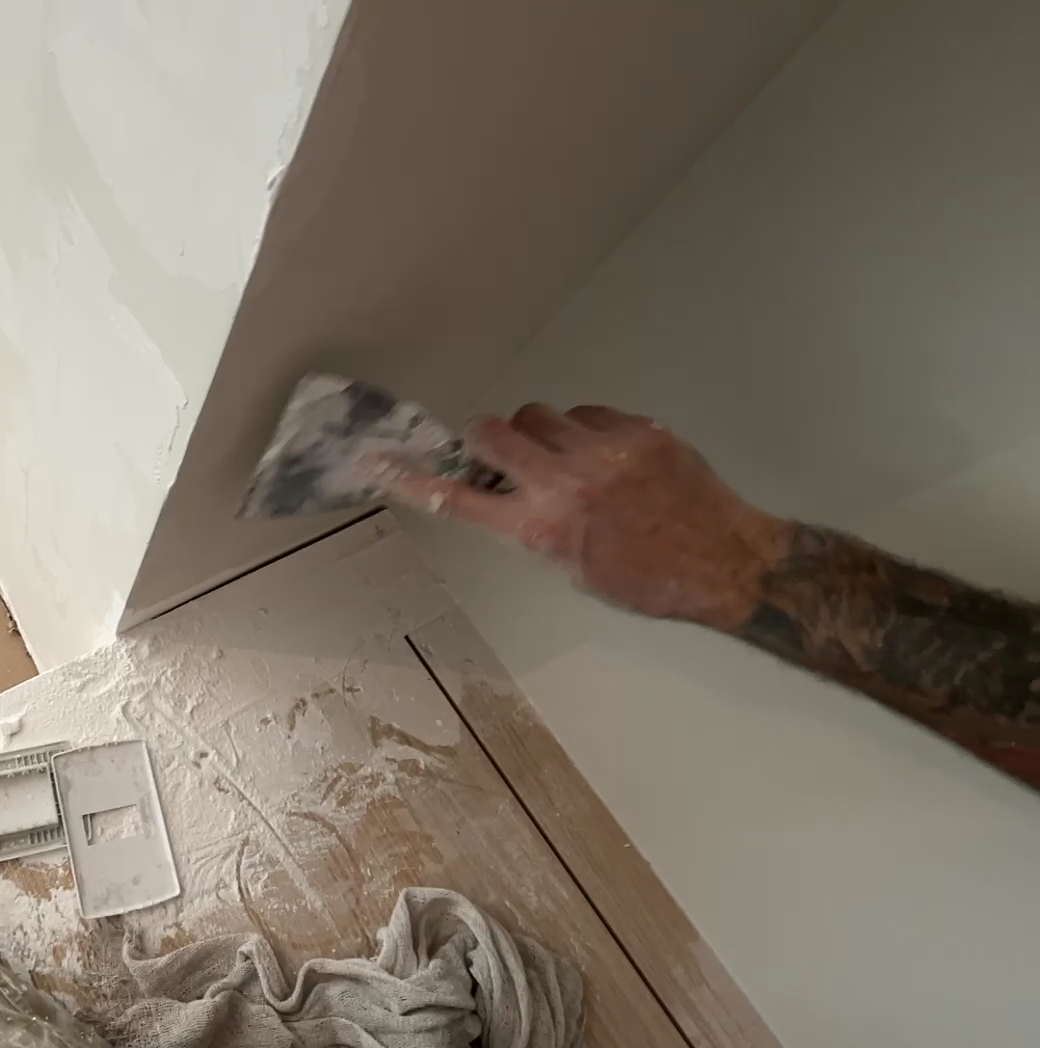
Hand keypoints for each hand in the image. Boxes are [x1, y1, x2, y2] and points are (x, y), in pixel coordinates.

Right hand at [364, 404, 792, 628]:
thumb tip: (502, 492)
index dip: (410, 479)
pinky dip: (582, 429)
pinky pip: (586, 412)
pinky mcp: (639, 431)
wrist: (728, 563)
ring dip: (535, 433)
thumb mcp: (565, 565)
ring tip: (564, 457)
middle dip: (487, 439)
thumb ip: (525, 524)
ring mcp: (604, 452)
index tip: (376, 462)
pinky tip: (604, 454)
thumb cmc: (640, 579)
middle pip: (492, 431)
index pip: (455, 498)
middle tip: (503, 455)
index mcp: (538, 528)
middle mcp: (563, 484)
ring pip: (537, 414)